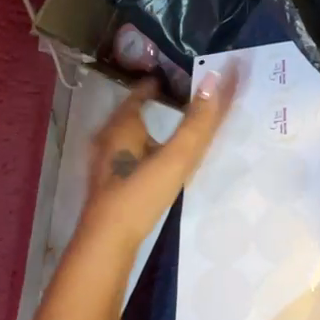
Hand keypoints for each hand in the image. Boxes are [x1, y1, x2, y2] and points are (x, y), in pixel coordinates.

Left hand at [76, 71, 234, 255]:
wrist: (107, 242)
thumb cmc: (140, 193)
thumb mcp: (176, 156)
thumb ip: (199, 121)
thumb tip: (216, 76)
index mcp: (122, 126)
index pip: (139, 94)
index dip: (155, 85)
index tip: (172, 80)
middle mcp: (108, 140)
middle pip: (129, 115)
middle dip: (148, 107)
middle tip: (173, 102)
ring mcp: (104, 165)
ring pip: (126, 139)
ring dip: (144, 132)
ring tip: (165, 134)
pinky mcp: (107, 187)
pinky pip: (126, 159)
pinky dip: (140, 154)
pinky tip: (150, 167)